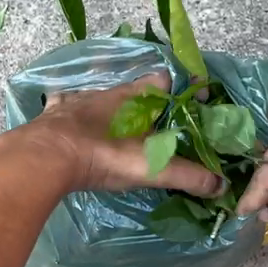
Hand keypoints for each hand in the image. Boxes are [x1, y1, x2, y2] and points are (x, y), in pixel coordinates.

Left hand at [8, 74, 224, 195]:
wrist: (46, 158)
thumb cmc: (104, 155)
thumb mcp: (152, 167)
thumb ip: (189, 175)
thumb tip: (221, 185)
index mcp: (133, 98)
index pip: (164, 81)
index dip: (181, 89)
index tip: (194, 101)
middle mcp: (105, 93)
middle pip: (133, 90)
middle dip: (146, 102)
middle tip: (158, 123)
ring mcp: (75, 102)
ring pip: (99, 97)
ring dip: (110, 107)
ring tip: (118, 125)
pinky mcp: (51, 116)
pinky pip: (63, 107)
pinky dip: (70, 112)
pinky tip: (71, 123)